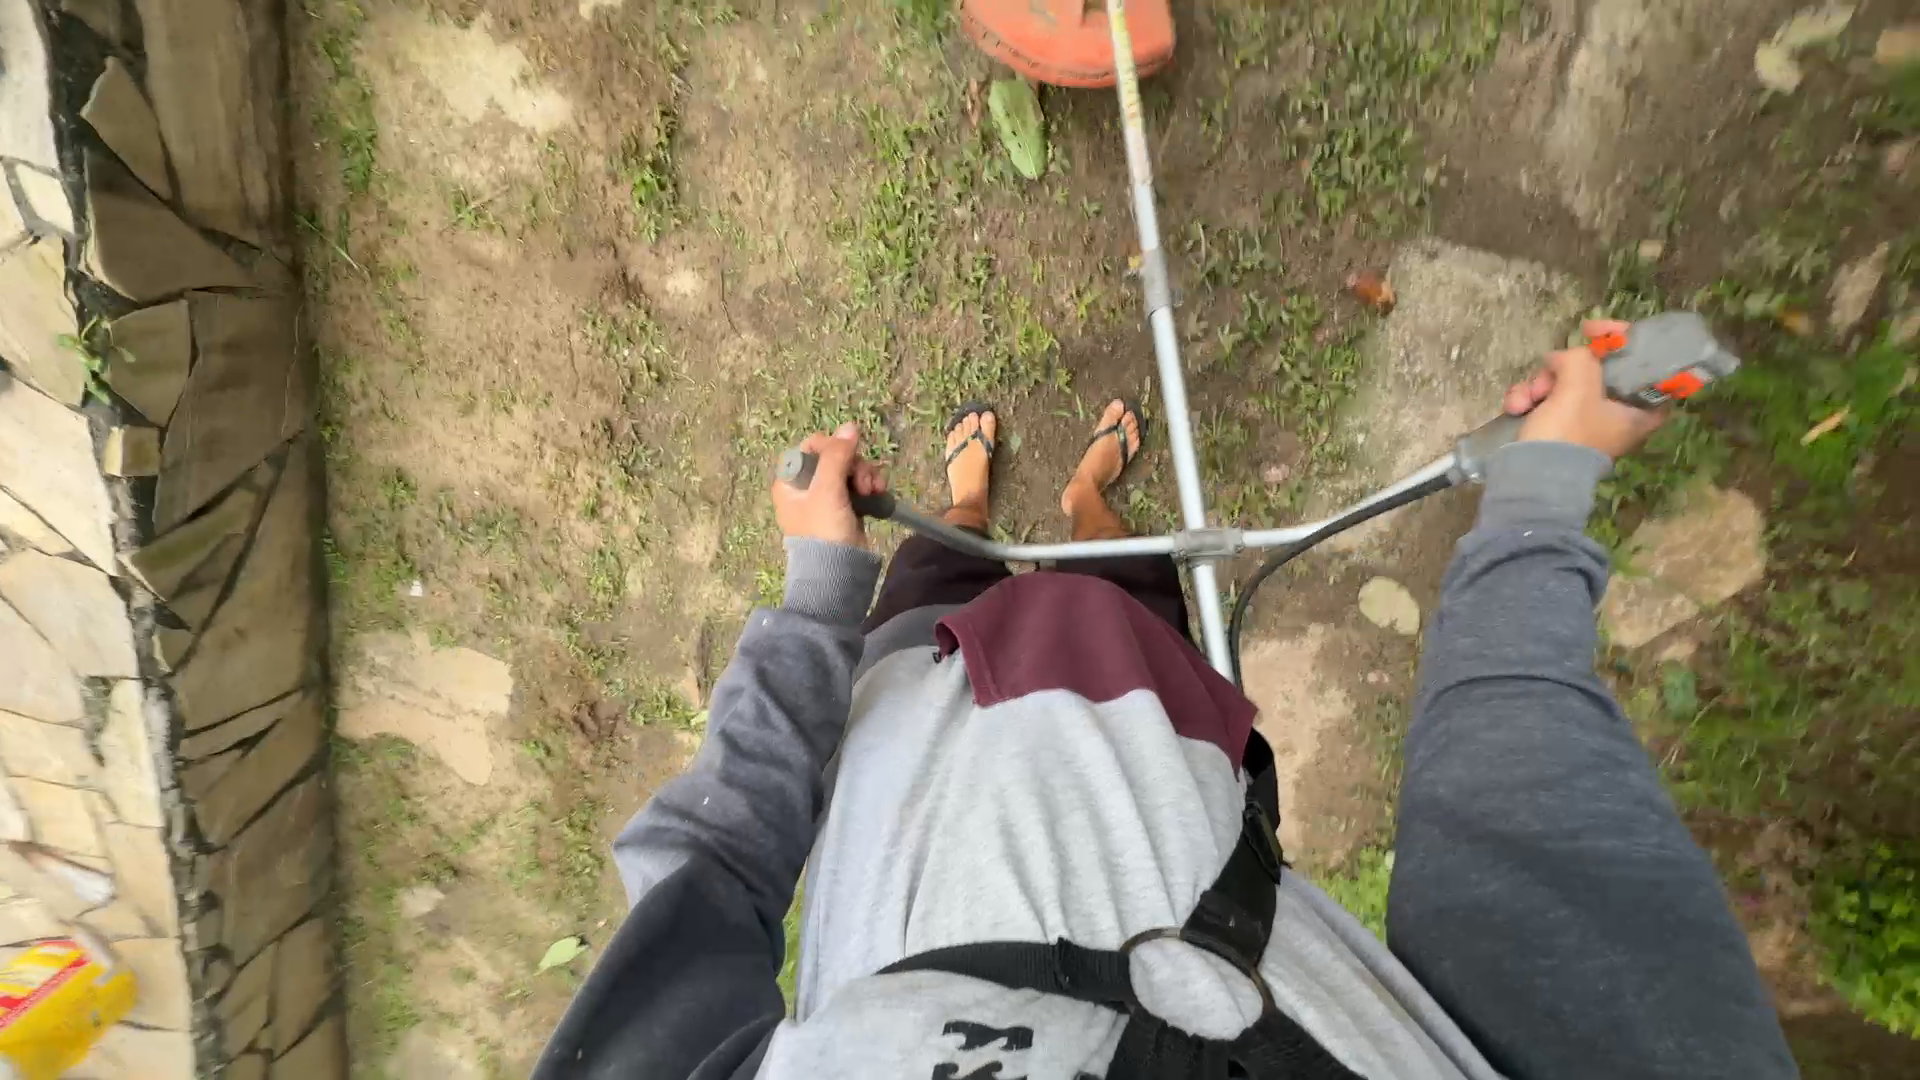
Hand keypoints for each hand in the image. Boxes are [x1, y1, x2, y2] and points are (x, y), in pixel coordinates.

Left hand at [770, 422, 887, 547]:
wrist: (838, 571)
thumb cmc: (824, 530)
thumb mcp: (827, 489)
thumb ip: (837, 456)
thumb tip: (850, 426)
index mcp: (791, 480)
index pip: (811, 447)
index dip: (832, 447)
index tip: (847, 456)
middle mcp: (806, 486)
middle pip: (835, 456)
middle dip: (854, 464)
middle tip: (863, 481)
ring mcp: (827, 497)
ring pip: (850, 470)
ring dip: (866, 474)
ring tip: (873, 490)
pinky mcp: (846, 508)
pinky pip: (859, 485)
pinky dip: (870, 486)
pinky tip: (879, 493)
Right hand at [1503, 319, 1666, 458]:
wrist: (1528, 478)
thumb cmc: (1565, 435)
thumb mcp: (1577, 389)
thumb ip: (1579, 360)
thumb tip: (1565, 356)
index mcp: (1643, 406)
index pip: (1645, 359)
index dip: (1620, 339)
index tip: (1592, 328)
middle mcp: (1617, 412)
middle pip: (1593, 370)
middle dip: (1561, 370)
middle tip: (1547, 375)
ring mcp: (1584, 421)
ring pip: (1562, 384)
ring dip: (1537, 385)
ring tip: (1524, 401)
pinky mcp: (1555, 428)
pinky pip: (1544, 401)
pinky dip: (1526, 400)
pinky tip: (1515, 408)